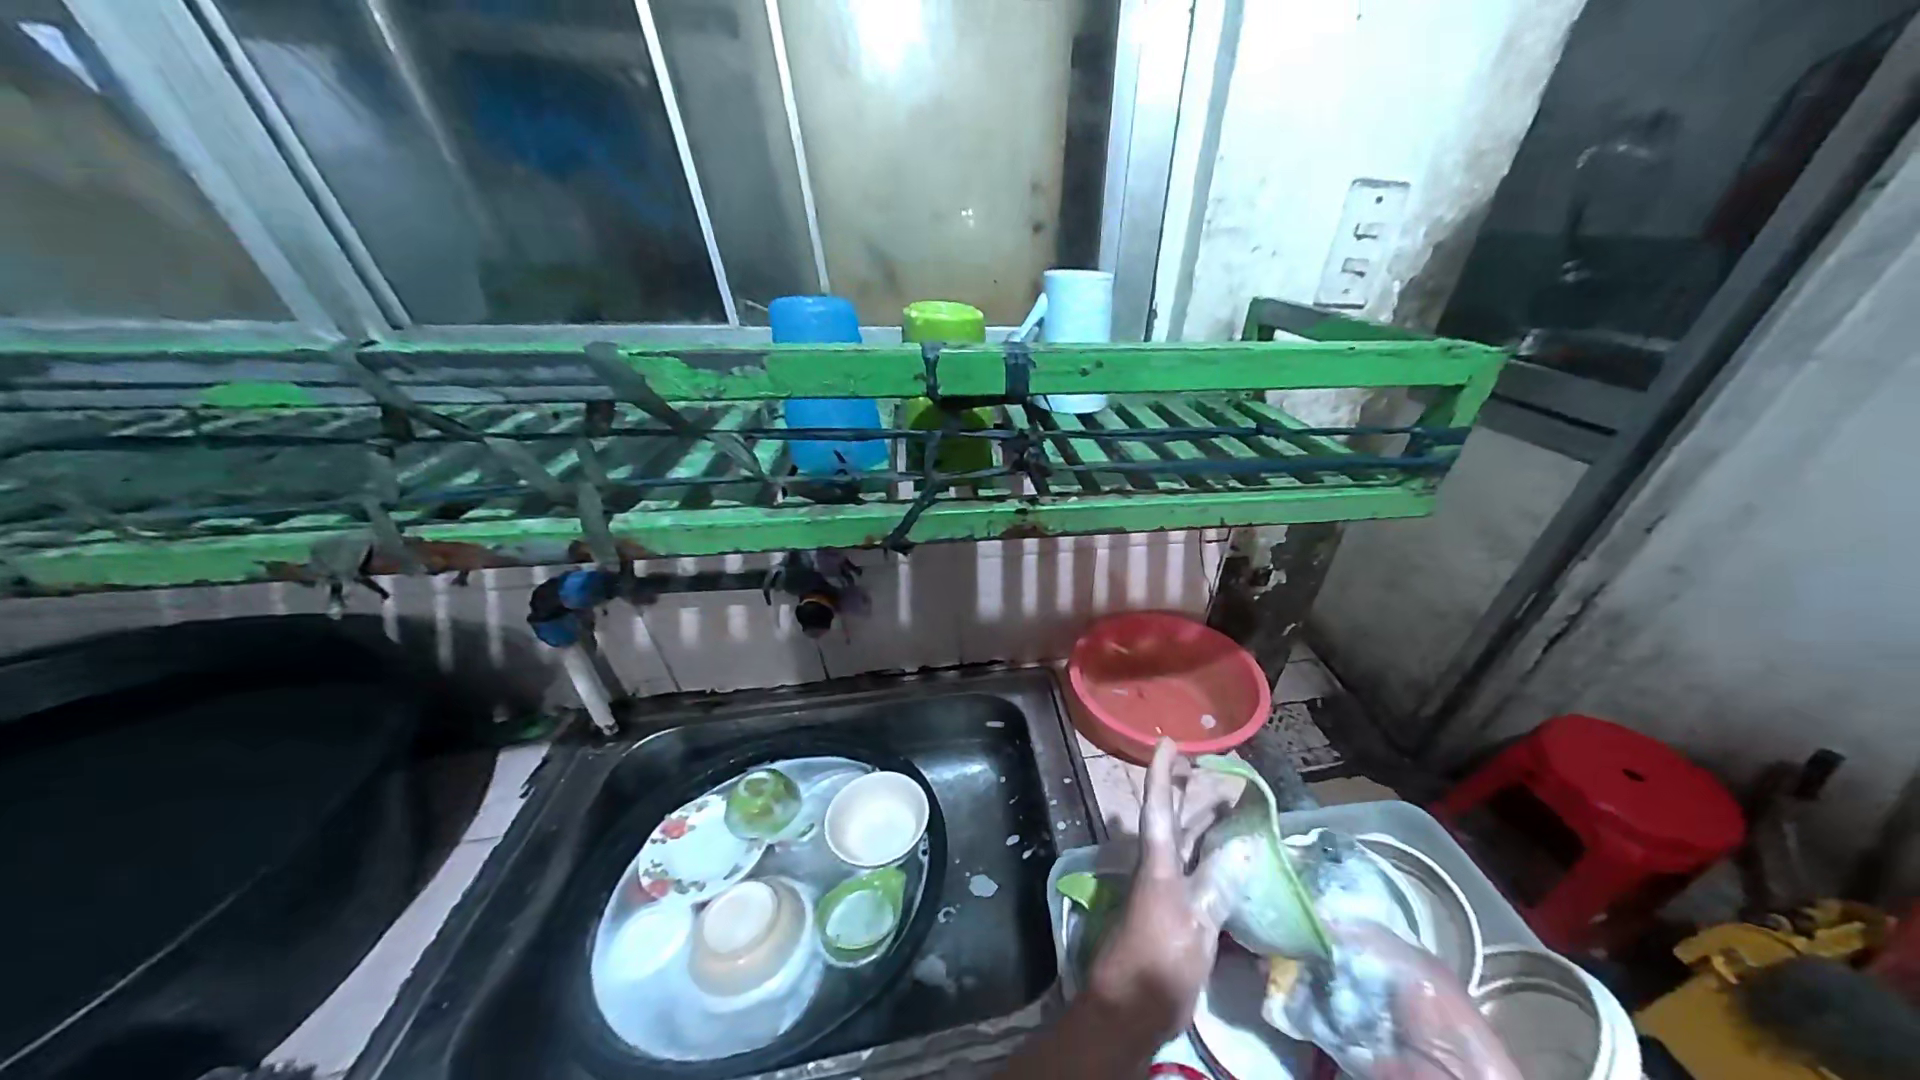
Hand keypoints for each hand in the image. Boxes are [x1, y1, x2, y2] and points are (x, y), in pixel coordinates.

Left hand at [1086, 738, 1238, 1042]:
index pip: (1158, 806)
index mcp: (1158, 862)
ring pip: (1188, 847)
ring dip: (1206, 825)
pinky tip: (1235, 862)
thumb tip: (1243, 849)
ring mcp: (1168, 892)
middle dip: (1191, 793)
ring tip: (1231, 805)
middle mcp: (1161, 869)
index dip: (1162, 773)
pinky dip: (1215, 861)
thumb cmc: (1157, 961)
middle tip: (1216, 770)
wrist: (1130, 1009)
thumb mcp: (1193, 924)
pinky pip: (1199, 875)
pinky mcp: (1178, 916)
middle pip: (1176, 821)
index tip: (1169, 743)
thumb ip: (1217, 886)